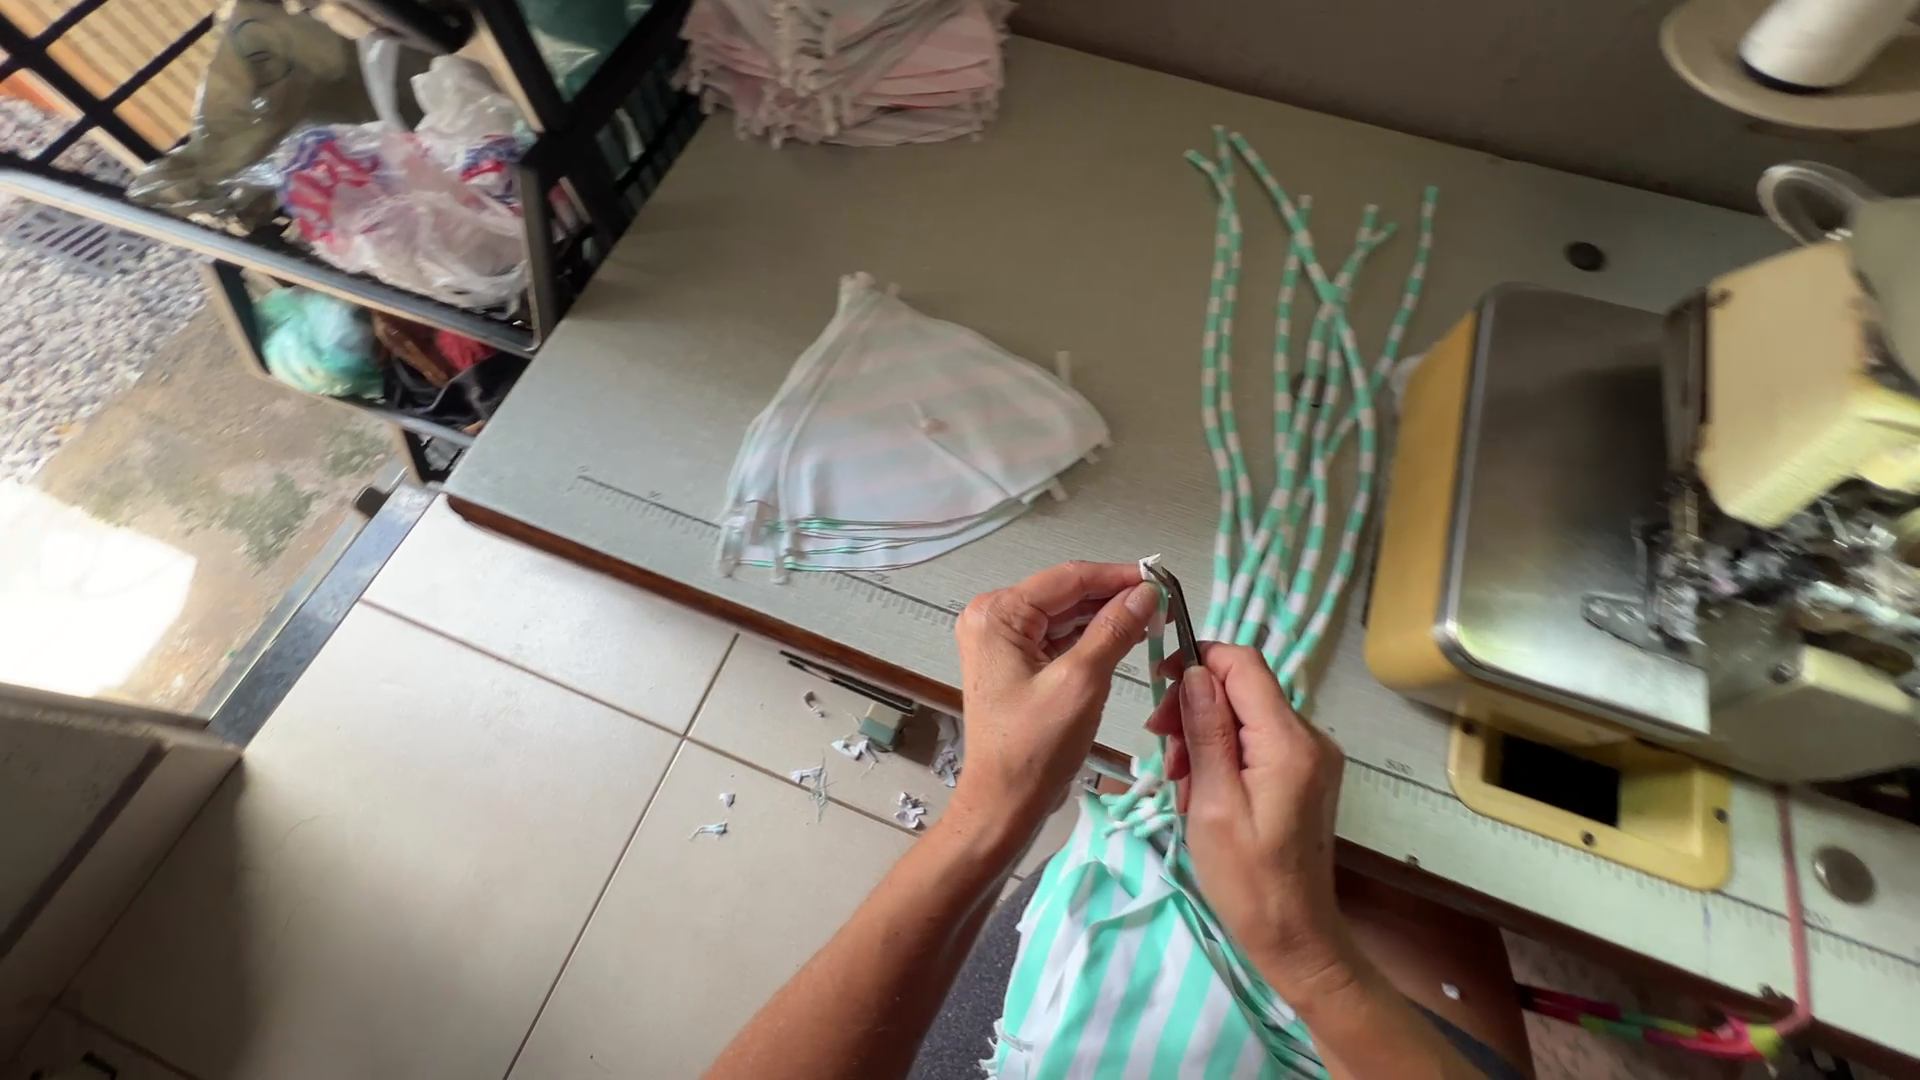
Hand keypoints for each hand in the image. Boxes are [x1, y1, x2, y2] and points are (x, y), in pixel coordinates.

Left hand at [952, 561, 1159, 840]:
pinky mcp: (1013, 661)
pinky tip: (1126, 636)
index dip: (1118, 576)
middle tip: (1165, 601)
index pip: (1068, 578)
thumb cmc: (1035, 747)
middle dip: (1114, 596)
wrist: (1004, 802)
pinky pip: (1058, 637)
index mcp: (998, 613)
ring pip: (1065, 615)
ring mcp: (1001, 640)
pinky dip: (1091, 637)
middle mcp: (992, 617)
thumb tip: (1147, 592)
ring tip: (1154, 617)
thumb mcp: (1081, 681)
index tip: (1161, 578)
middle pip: (1065, 593)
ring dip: (1106, 616)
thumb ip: (1115, 630)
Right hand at [1145, 644, 1354, 996]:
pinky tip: (1200, 786)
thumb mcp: (1213, 803)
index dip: (1199, 659)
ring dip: (1202, 731)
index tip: (1159, 683)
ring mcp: (1310, 755)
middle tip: (1161, 747)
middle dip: (1194, 704)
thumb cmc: (1246, 879)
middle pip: (1242, 686)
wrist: (1296, 939)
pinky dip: (1221, 750)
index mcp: (1289, 742)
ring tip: (1179, 778)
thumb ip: (1207, 731)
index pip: (1244, 664)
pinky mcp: (1302, 771)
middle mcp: (1309, 737)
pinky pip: (1254, 737)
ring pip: (1244, 711)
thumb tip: (1194, 672)